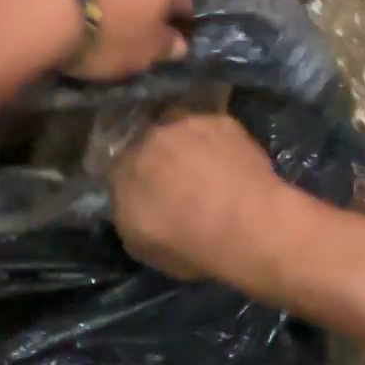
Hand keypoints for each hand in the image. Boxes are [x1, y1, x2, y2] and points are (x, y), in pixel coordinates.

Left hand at [40, 0, 192, 80]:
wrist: (40, 5)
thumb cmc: (107, 34)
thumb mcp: (143, 53)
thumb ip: (166, 47)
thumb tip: (179, 44)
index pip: (183, 0)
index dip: (178, 23)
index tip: (167, 42)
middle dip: (145, 0)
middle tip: (131, 27)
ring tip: (97, 15)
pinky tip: (72, 5)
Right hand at [108, 115, 298, 281]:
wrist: (246, 224)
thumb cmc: (190, 245)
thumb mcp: (141, 245)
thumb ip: (129, 213)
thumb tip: (136, 201)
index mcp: (122, 171)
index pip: (118, 169)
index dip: (134, 181)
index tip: (148, 194)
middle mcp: (148, 139)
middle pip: (147, 143)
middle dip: (158, 158)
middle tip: (177, 179)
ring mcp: (185, 124)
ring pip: (178, 129)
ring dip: (186, 144)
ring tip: (206, 166)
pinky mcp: (220, 119)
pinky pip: (211, 128)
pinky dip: (217, 142)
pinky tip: (230, 160)